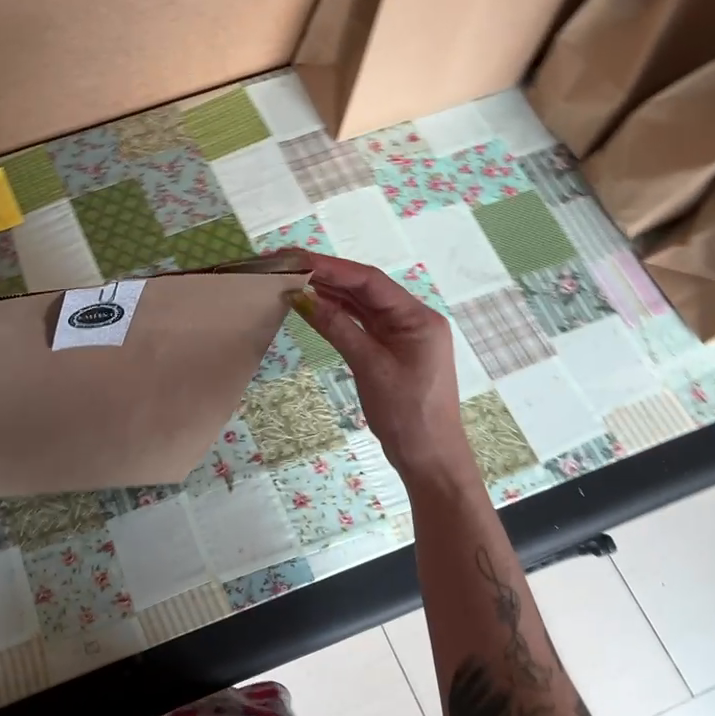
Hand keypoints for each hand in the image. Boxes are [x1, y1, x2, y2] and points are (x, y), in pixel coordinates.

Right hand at [289, 252, 464, 472]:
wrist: (430, 457)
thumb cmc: (406, 413)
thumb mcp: (370, 367)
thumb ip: (337, 327)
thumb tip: (300, 297)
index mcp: (417, 317)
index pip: (369, 281)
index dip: (331, 267)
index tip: (295, 258)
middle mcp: (411, 318)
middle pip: (364, 287)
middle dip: (325, 273)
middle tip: (285, 262)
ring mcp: (401, 333)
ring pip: (360, 303)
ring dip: (327, 290)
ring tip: (291, 277)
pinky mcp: (390, 348)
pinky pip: (360, 321)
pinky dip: (335, 312)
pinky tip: (311, 302)